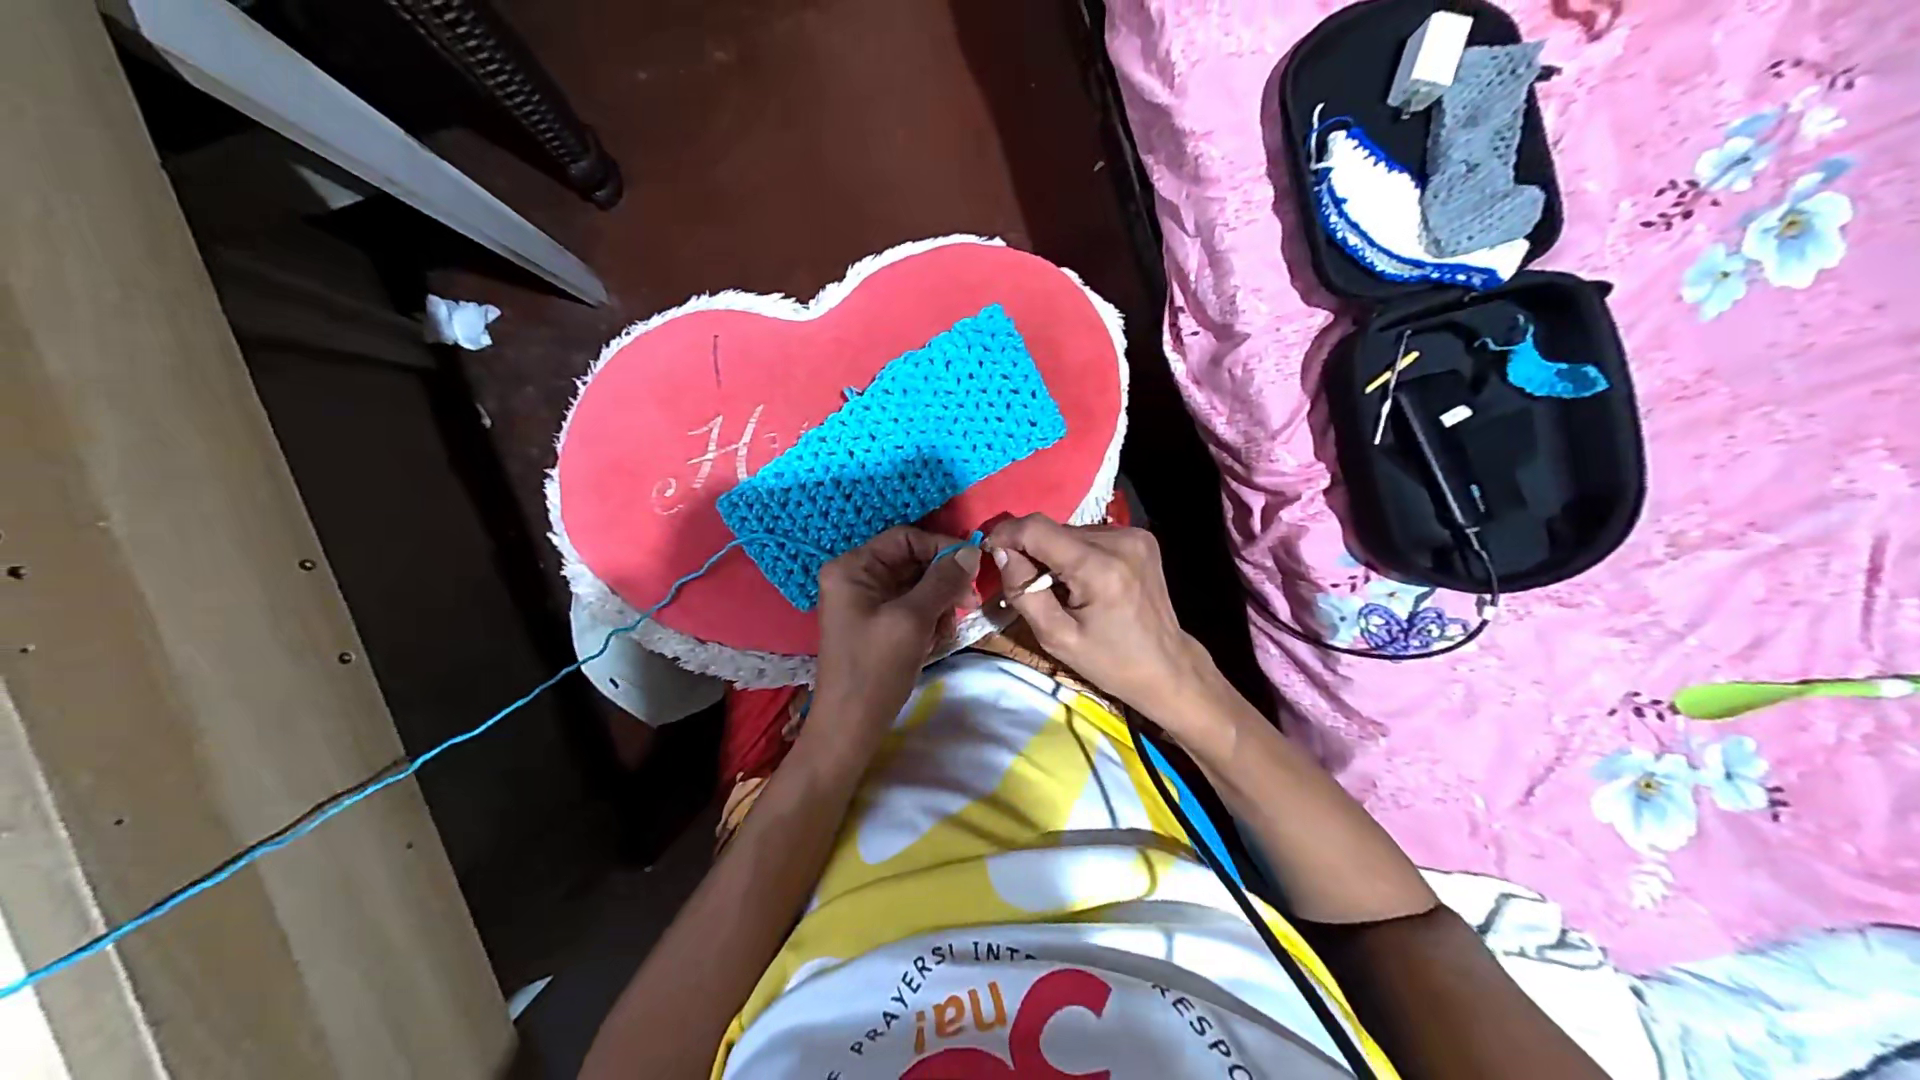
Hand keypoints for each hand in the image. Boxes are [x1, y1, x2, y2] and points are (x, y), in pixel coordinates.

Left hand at [814, 526, 980, 732]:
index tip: (973, 568)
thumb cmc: (875, 669)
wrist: (850, 727)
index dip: (941, 548)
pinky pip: (910, 607)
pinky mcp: (876, 624)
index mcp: (852, 567)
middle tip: (968, 604)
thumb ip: (942, 581)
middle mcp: (855, 577)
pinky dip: (928, 619)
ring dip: (938, 604)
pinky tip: (934, 641)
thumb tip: (970, 551)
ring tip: (945, 631)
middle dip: (942, 582)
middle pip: (912, 561)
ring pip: (916, 586)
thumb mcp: (912, 620)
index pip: (905, 538)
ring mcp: (865, 602)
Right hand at [986, 514, 1231, 738]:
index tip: (990, 551)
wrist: (1166, 666)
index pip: (1037, 528)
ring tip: (1058, 587)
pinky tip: (1081, 580)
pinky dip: (1075, 552)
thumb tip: (1001, 552)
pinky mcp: (1141, 537)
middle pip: (1053, 529)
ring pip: (1070, 530)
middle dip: (1030, 550)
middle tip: (1026, 584)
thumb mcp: (1056, 638)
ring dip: (1053, 552)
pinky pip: (1090, 535)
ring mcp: (1134, 535)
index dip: (1007, 534)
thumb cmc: (1109, 661)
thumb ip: (1024, 592)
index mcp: (1098, 567)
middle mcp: (1119, 540)